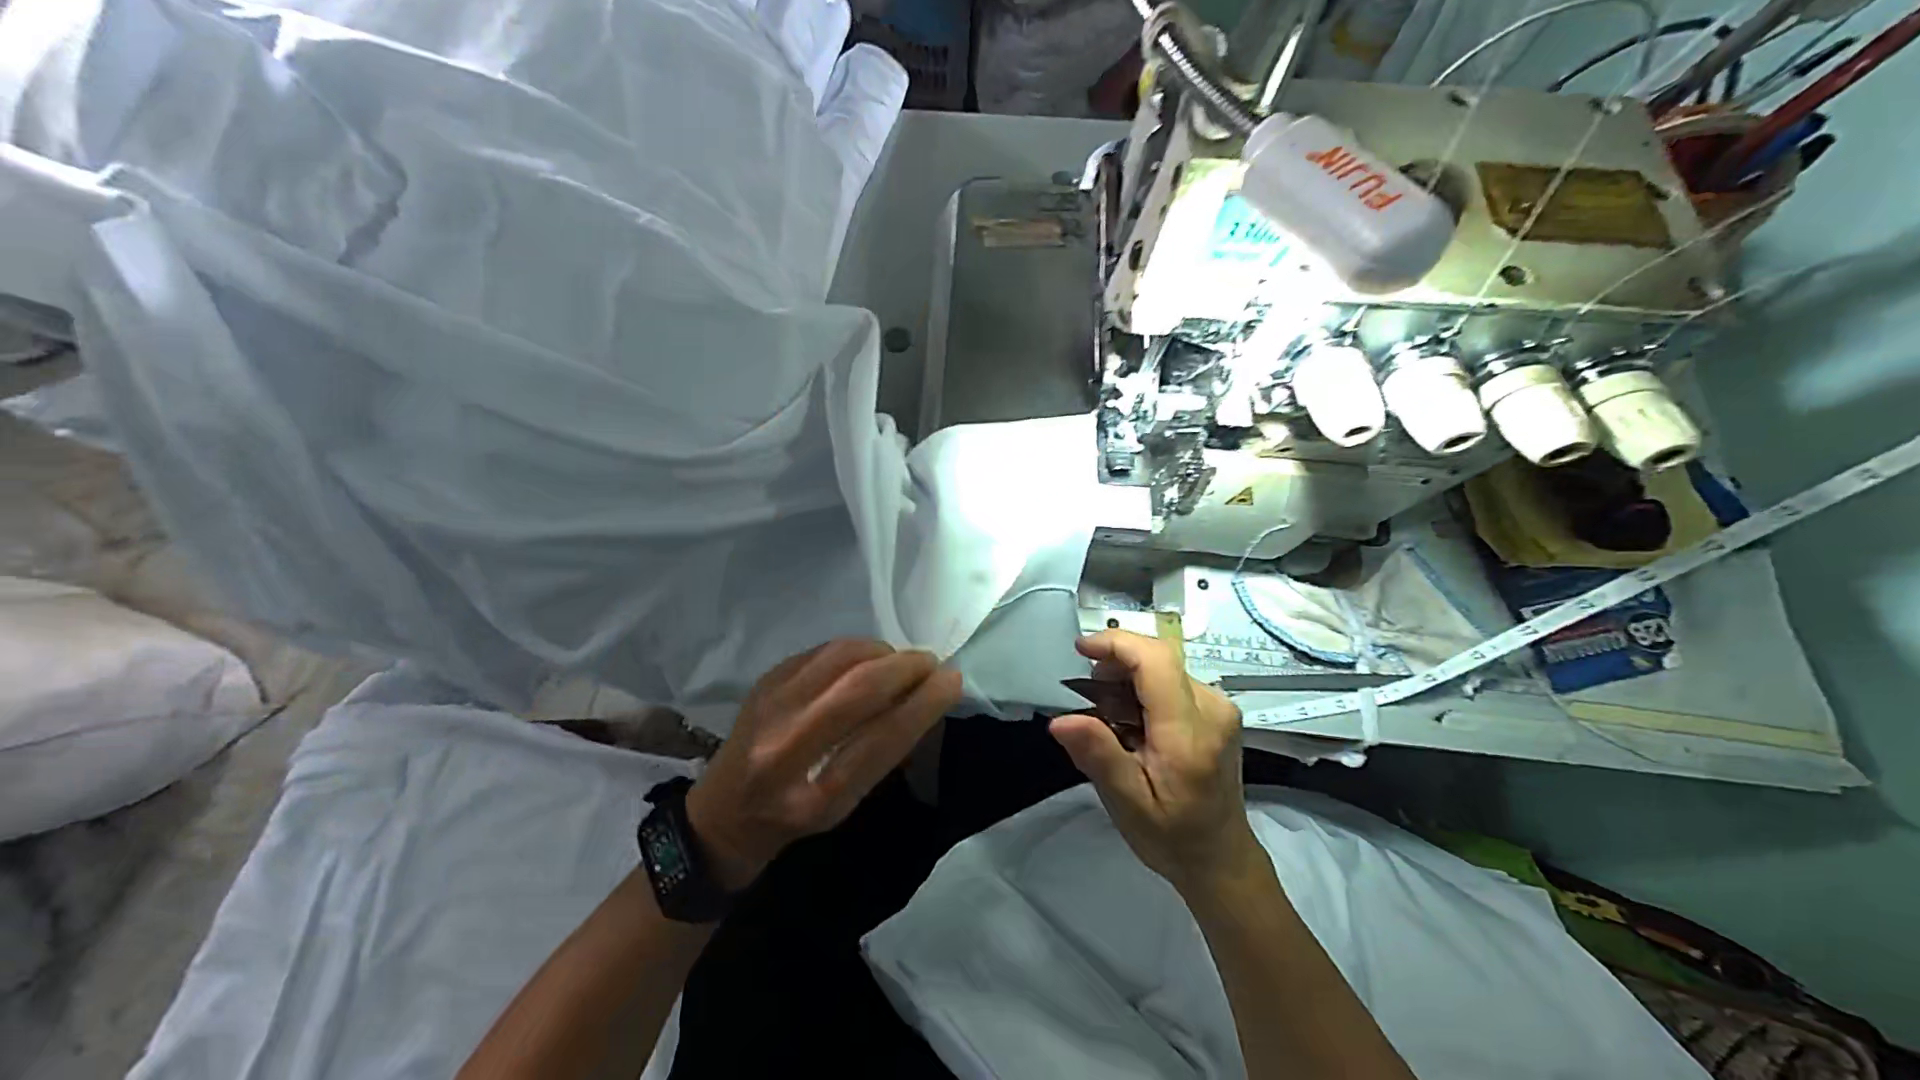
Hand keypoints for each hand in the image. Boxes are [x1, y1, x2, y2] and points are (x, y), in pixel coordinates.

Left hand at [685, 640, 961, 890]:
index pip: (881, 739)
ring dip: (883, 653)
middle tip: (931, 664)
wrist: (724, 814)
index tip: (952, 681)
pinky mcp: (763, 682)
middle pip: (859, 688)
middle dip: (907, 667)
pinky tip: (869, 660)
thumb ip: (881, 754)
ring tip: (901, 662)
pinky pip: (822, 651)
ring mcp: (768, 709)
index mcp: (813, 798)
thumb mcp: (844, 805)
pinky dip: (856, 650)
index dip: (924, 704)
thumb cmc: (795, 819)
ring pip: (840, 658)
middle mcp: (784, 749)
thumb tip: (923, 699)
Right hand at [1049, 630, 1260, 895]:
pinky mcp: (1216, 710)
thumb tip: (1061, 720)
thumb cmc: (1172, 836)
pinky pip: (1172, 680)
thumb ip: (1098, 756)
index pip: (1156, 661)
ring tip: (1108, 720)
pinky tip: (1131, 724)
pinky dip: (1143, 689)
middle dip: (1116, 665)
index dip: (1116, 645)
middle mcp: (1212, 708)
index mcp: (1189, 732)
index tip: (1080, 650)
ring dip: (1127, 679)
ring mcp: (1218, 707)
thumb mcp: (1128, 804)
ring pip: (1163, 667)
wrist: (1220, 858)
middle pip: (1158, 659)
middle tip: (1088, 703)